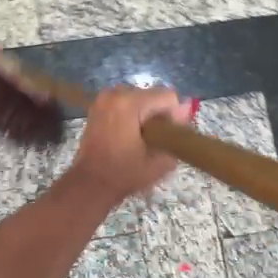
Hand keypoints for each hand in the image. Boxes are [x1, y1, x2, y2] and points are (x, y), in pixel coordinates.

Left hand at [65, 85, 193, 202]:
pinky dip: (133, 114)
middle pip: (152, 95)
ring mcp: (103, 98)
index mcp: (129, 103)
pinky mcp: (97, 106)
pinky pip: (124, 103)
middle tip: (158, 139)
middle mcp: (115, 94)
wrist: (90, 183)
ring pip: (139, 98)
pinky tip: (131, 134)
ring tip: (144, 138)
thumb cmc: (124, 174)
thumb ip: (177, 133)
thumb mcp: (159, 161)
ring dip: (146, 114)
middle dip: (160, 114)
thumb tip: (187, 108)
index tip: (170, 136)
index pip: (168, 96)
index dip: (175, 116)